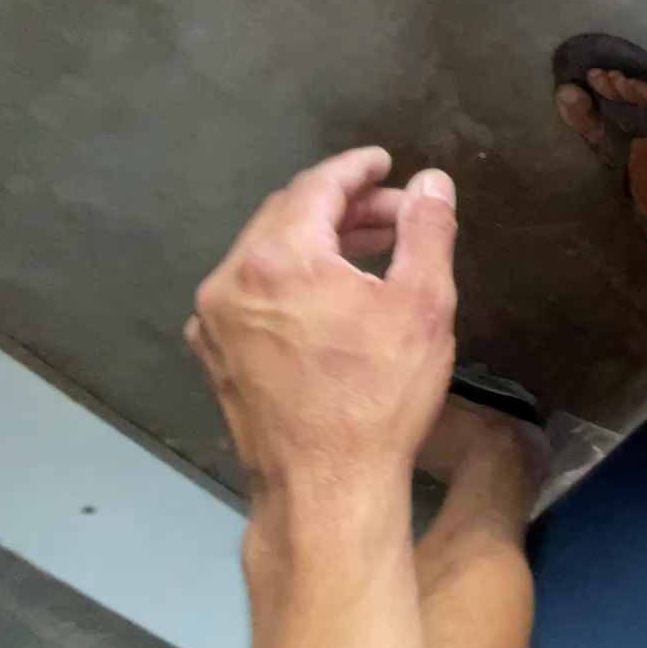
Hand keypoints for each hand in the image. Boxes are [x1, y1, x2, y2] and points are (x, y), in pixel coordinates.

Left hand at [187, 146, 458, 496]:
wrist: (328, 486)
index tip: (386, 161)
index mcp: (279, 260)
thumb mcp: (424, 302)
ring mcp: (213, 322)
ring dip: (323, 238)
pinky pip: (255, 288)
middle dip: (346, 204)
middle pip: (288, 215)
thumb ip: (428, 230)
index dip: (355, 168)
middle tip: (399, 210)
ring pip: (269, 252)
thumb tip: (432, 181)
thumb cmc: (383, 391)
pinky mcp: (216, 355)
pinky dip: (298, 272)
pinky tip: (336, 292)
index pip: (315, 187)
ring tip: (377, 247)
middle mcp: (230, 281)